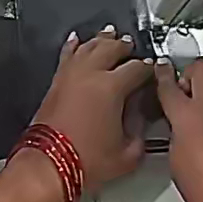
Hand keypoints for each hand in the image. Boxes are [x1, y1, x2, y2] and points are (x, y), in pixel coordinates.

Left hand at [28, 26, 152, 192]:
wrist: (49, 166)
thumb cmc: (84, 161)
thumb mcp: (129, 151)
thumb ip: (140, 127)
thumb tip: (140, 114)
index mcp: (112, 87)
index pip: (138, 68)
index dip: (149, 68)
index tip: (153, 70)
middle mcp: (89, 75)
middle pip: (112, 48)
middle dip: (125, 47)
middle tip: (133, 47)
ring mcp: (70, 76)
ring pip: (88, 47)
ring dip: (102, 40)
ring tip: (110, 35)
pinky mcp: (56, 83)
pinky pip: (67, 56)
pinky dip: (74, 46)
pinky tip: (76, 40)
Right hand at [153, 58, 202, 201]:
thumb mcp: (176, 161)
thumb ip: (174, 132)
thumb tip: (176, 126)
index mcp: (188, 115)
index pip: (168, 82)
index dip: (161, 75)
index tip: (160, 72)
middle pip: (202, 68)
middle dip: (189, 73)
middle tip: (181, 87)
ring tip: (199, 110)